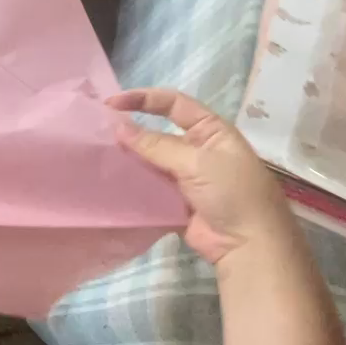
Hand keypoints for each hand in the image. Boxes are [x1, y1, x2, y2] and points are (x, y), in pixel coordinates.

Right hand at [109, 88, 297, 264]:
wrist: (247, 245)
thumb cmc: (232, 194)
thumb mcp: (197, 162)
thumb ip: (156, 145)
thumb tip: (119, 127)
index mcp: (210, 131)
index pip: (173, 104)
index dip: (143, 99)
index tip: (112, 103)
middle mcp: (195, 149)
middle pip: (157, 132)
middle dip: (130, 130)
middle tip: (98, 132)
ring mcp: (183, 176)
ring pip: (148, 159)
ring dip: (127, 157)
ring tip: (98, 155)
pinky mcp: (172, 200)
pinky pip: (147, 185)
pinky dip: (131, 182)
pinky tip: (109, 179)